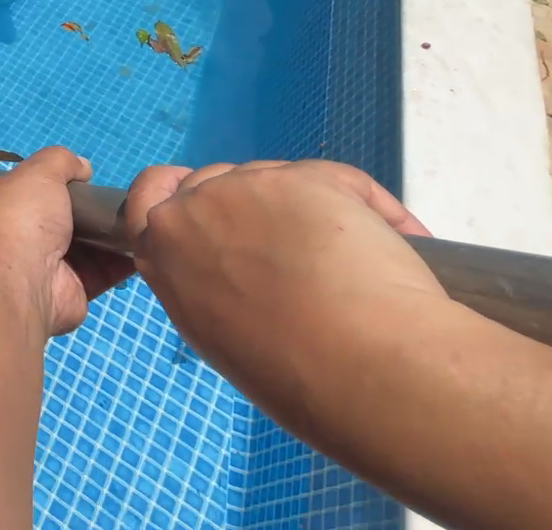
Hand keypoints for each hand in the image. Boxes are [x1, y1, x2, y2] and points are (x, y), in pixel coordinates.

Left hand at [0, 146, 134, 337]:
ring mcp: (42, 261)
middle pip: (58, 215)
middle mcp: (15, 231)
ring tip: (140, 220)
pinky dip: (123, 260)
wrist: (24, 279)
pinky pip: (103, 269)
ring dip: (109, 234)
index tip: (81, 179)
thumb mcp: (38, 173)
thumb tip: (82, 166)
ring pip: (84, 243)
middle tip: (117, 201)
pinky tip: (146, 246)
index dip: (48, 181)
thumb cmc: (22, 216)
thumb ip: (60, 161)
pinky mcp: (71, 286)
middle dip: (86, 209)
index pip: (22, 187)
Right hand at [122, 160, 442, 382]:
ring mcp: (239, 189)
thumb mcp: (212, 331)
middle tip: (301, 244)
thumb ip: (201, 284)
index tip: (216, 205)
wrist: (359, 367)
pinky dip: (373, 208)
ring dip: (310, 205)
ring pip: (275, 177)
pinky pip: (339, 181)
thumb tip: (242, 275)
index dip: (179, 189)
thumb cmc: (287, 373)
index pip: (150, 193)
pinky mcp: (300, 180)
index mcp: (157, 250)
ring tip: (357, 257)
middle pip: (217, 181)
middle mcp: (187, 211)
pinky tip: (401, 240)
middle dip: (253, 202)